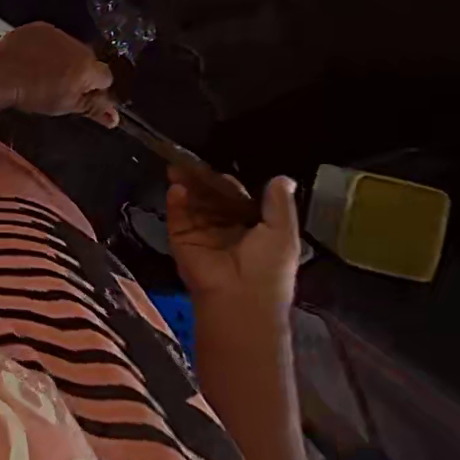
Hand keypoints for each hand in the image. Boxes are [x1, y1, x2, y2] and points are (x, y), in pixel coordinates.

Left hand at [0, 23, 117, 125]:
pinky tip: (33, 59)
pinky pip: (51, 38)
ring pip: (70, 48)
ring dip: (63, 58)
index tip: (80, 96)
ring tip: (43, 73)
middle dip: (79, 72)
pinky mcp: (39, 27)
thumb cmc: (34, 94)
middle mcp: (77, 45)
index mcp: (88, 67)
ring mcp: (57, 33)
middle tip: (60, 86)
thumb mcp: (66, 106)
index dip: (95, 88)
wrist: (0, 73)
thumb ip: (93, 108)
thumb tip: (114, 117)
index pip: (106, 77)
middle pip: (88, 60)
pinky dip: (46, 47)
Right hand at [167, 168, 305, 318]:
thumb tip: (284, 177)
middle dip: (201, 180)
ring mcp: (201, 235)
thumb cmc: (268, 267)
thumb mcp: (283, 233)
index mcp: (250, 230)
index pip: (235, 199)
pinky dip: (176, 201)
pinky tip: (177, 188)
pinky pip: (177, 216)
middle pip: (210, 198)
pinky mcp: (181, 240)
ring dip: (185, 184)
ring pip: (192, 203)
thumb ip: (280, 203)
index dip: (229, 184)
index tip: (221, 169)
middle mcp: (224, 231)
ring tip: (178, 166)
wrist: (241, 300)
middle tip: (191, 160)